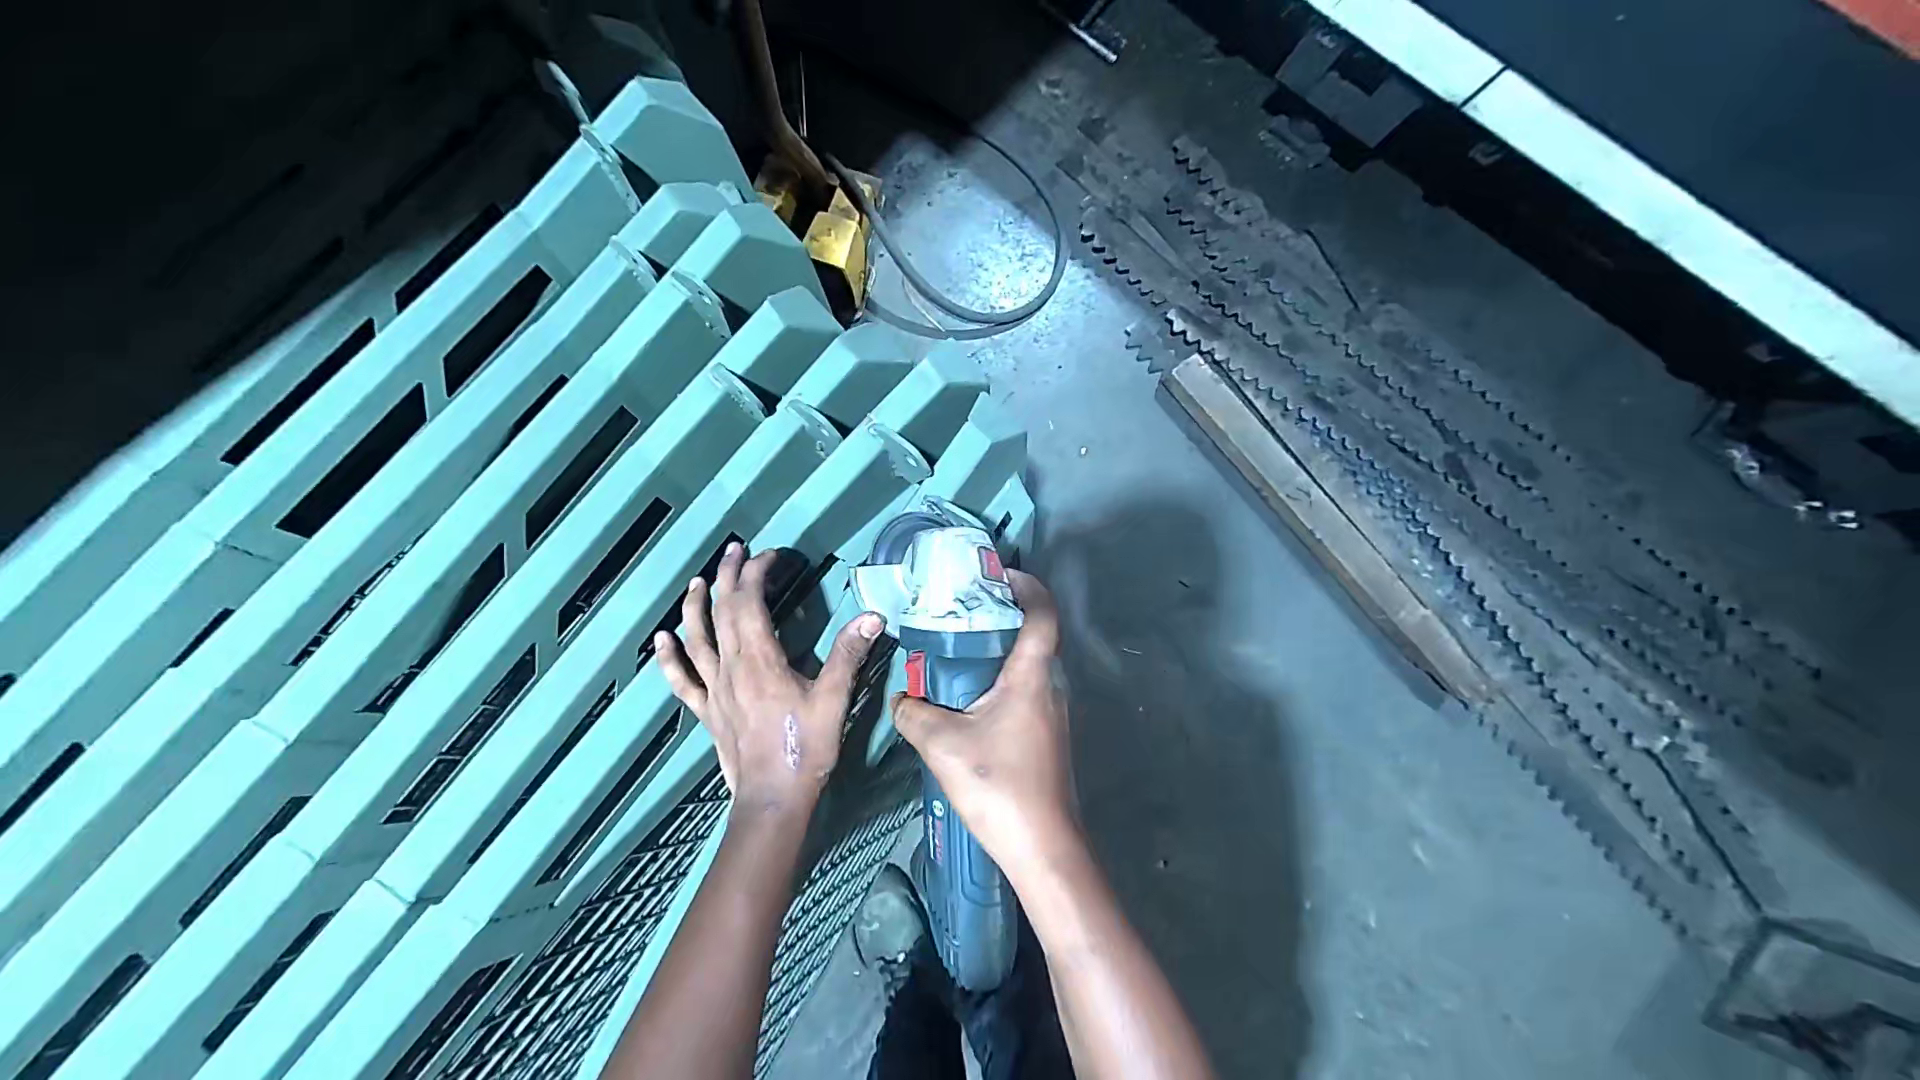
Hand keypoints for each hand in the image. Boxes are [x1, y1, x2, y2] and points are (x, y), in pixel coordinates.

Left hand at [656, 542, 884, 814]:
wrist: (772, 799)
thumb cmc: (805, 748)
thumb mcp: (833, 700)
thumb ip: (849, 655)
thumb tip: (872, 616)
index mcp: (760, 660)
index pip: (750, 603)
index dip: (756, 574)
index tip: (771, 556)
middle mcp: (731, 668)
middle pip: (722, 612)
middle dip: (729, 576)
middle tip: (736, 550)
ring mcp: (714, 690)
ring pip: (697, 638)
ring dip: (695, 606)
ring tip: (698, 581)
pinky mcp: (707, 711)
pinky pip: (682, 680)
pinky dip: (668, 658)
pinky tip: (661, 640)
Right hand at [889, 570, 1078, 878]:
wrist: (1042, 847)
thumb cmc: (999, 785)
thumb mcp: (942, 744)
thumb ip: (914, 712)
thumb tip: (901, 698)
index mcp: (1031, 676)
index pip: (1043, 614)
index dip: (1027, 585)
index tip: (998, 575)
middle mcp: (1049, 687)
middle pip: (1032, 637)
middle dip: (999, 617)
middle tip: (959, 612)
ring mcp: (1051, 714)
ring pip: (1025, 668)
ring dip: (995, 654)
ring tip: (953, 655)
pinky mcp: (1045, 737)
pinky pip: (1023, 693)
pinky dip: (997, 683)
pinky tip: (966, 703)